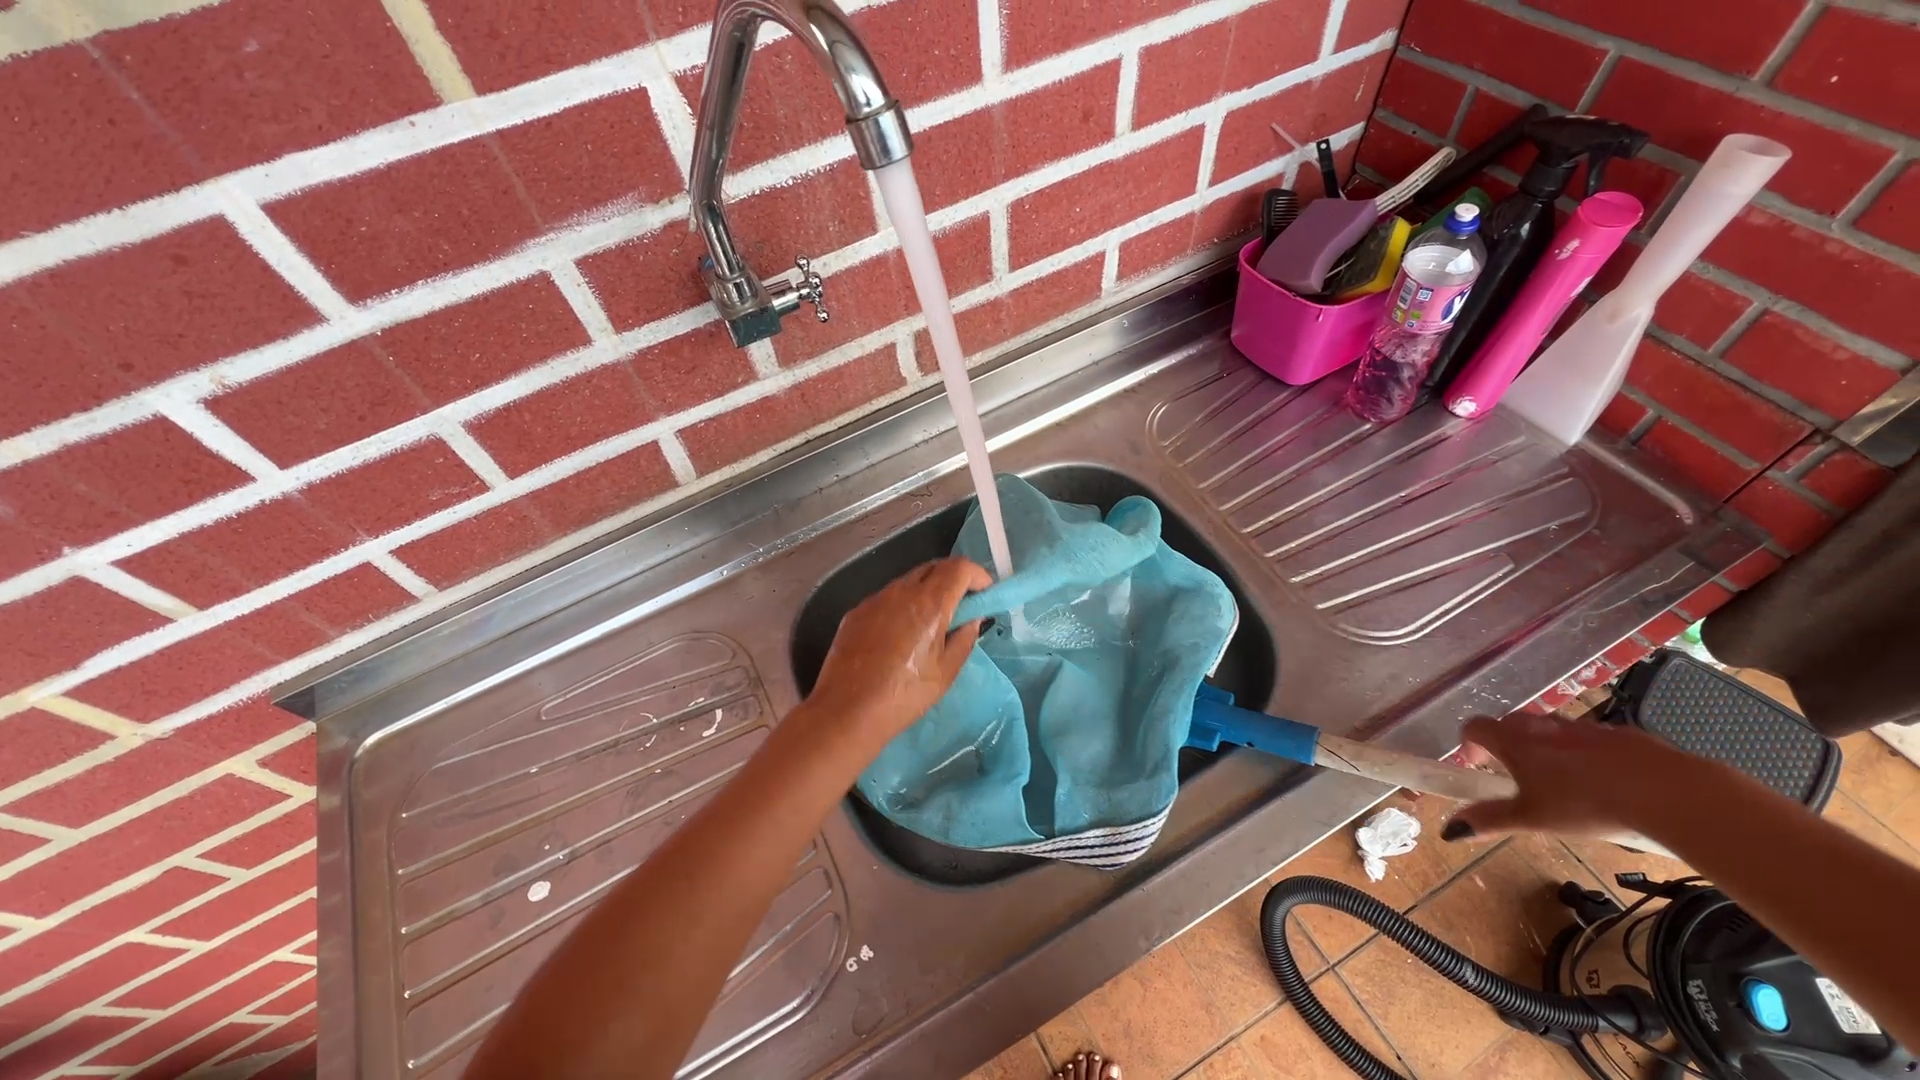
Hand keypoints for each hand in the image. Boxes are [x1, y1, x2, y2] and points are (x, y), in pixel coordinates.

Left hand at [804, 556, 990, 749]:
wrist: (846, 712)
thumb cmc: (904, 695)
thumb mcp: (945, 672)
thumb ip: (964, 639)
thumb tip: (972, 619)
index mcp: (929, 604)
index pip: (959, 568)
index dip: (977, 575)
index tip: (985, 593)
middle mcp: (900, 592)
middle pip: (933, 567)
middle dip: (954, 578)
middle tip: (964, 605)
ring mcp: (874, 600)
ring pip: (908, 581)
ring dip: (927, 590)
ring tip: (931, 622)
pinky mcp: (855, 612)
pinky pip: (886, 598)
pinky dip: (902, 604)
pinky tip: (900, 635)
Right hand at [1445, 712, 1696, 840]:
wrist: (1666, 792)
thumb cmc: (1586, 804)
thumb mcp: (1533, 819)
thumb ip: (1490, 819)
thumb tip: (1449, 830)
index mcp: (1515, 741)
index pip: (1475, 727)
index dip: (1469, 744)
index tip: (1477, 767)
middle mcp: (1543, 724)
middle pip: (1511, 723)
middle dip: (1505, 745)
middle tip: (1516, 777)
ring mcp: (1583, 726)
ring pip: (1551, 729)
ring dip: (1545, 748)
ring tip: (1562, 783)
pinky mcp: (1619, 734)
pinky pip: (1589, 739)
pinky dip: (1584, 754)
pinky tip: (1604, 783)